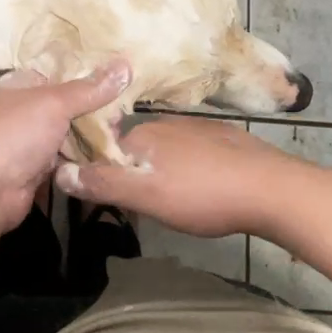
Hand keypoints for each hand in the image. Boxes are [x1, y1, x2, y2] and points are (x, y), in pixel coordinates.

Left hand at [0, 58, 130, 233]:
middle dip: (96, 107)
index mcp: (22, 84)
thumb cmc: (14, 136)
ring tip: (127, 131)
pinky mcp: (39, 168)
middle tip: (130, 109)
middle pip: (69, 102)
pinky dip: (85, 157)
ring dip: (93, 134)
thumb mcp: (54, 104)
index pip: (61, 70)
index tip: (124, 73)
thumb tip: (126, 64)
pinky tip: (112, 155)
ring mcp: (32, 140)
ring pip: (71, 131)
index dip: (90, 72)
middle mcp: (26, 108)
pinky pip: (68, 157)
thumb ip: (89, 89)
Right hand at [54, 117, 296, 237]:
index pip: (107, 150)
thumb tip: (60, 171)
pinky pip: (193, 152)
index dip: (103, 176)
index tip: (109, 203)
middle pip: (136, 150)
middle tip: (143, 209)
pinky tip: (203, 189)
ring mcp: (198, 127)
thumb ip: (103, 183)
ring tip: (173, 203)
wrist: (272, 189)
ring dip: (162, 172)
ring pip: (166, 150)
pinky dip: (189, 169)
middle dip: (133, 174)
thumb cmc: (203, 195)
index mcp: (143, 134)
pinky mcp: (224, 137)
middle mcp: (166, 122)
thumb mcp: (146, 196)